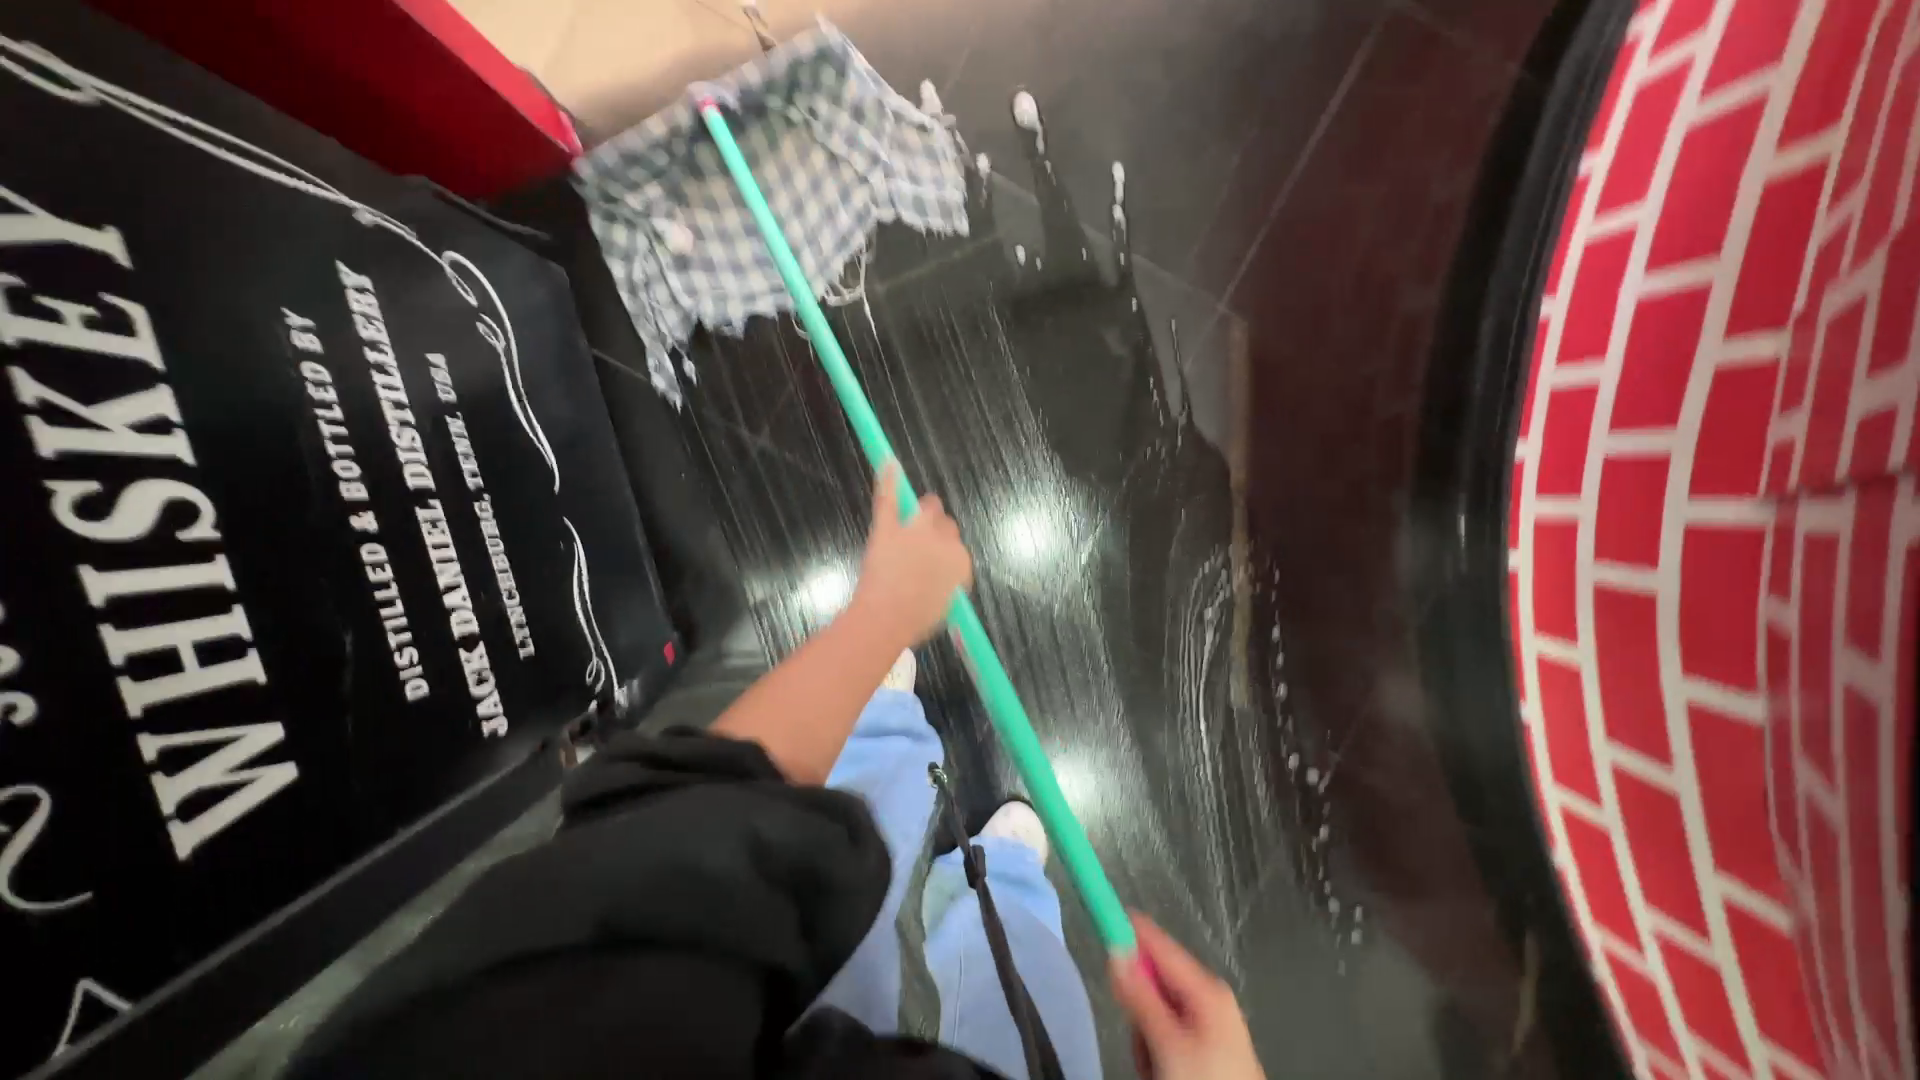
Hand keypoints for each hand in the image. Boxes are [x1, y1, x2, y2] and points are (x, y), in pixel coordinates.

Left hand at [849, 463, 972, 647]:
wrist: (887, 618)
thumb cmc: (915, 620)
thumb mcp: (943, 607)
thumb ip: (945, 586)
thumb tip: (938, 582)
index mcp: (960, 563)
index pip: (957, 548)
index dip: (943, 556)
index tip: (932, 566)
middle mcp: (944, 541)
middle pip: (946, 525)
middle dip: (936, 532)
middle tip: (920, 548)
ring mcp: (916, 531)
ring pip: (927, 508)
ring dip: (923, 511)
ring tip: (913, 515)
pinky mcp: (889, 527)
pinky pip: (889, 498)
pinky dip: (887, 479)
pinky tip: (888, 462)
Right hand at [1110, 913, 1265, 1079]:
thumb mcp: (1168, 1042)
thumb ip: (1140, 995)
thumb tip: (1115, 950)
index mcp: (1206, 988)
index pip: (1160, 944)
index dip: (1131, 931)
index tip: (1102, 920)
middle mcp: (1208, 997)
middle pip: (1155, 981)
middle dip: (1139, 1008)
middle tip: (1140, 1036)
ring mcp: (1207, 1022)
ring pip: (1156, 1011)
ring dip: (1146, 1036)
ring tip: (1156, 1064)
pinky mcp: (1205, 1045)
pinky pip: (1166, 1032)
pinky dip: (1158, 1050)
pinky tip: (1165, 1072)